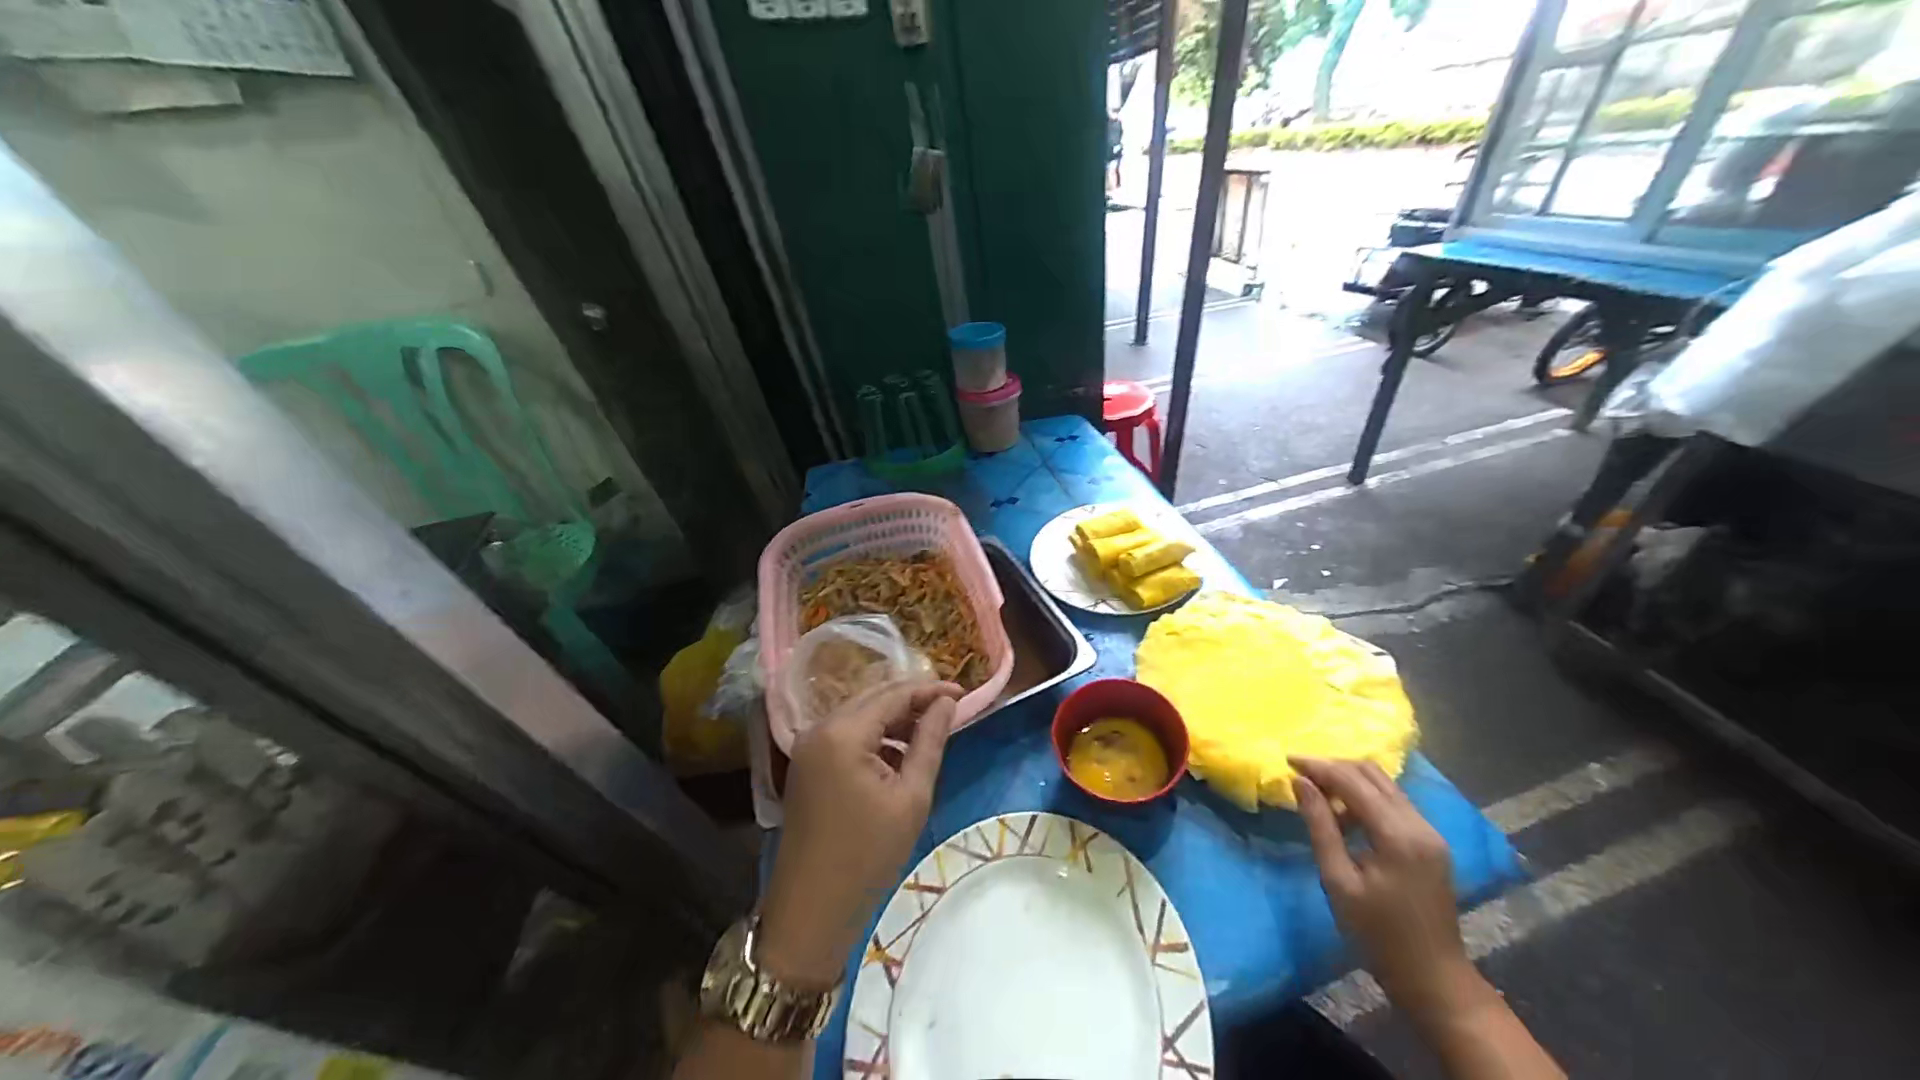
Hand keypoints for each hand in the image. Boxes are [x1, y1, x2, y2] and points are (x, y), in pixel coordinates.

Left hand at [757, 680, 961, 989]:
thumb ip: (930, 741)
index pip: (893, 695)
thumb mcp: (911, 797)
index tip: (964, 692)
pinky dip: (874, 736)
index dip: (930, 691)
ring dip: (893, 719)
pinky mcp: (806, 764)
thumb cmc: (869, 854)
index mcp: (842, 732)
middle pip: (873, 698)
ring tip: (930, 731)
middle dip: (913, 700)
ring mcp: (807, 746)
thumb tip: (947, 704)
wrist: (812, 909)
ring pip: (859, 715)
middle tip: (951, 708)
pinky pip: (845, 735)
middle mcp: (818, 728)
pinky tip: (898, 753)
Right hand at [1291, 757, 1486, 1025]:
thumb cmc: (1377, 934)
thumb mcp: (1338, 881)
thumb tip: (1300, 782)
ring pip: (1385, 785)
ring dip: (1350, 781)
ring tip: (1317, 793)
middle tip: (1300, 774)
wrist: (1433, 977)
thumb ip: (1320, 826)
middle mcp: (1420, 825)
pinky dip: (1366, 798)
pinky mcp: (1431, 842)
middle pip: (1373, 774)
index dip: (1318, 766)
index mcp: (1398, 835)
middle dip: (1333, 767)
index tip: (1286, 760)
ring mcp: (1430, 833)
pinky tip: (1344, 815)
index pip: (1353, 781)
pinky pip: (1394, 803)